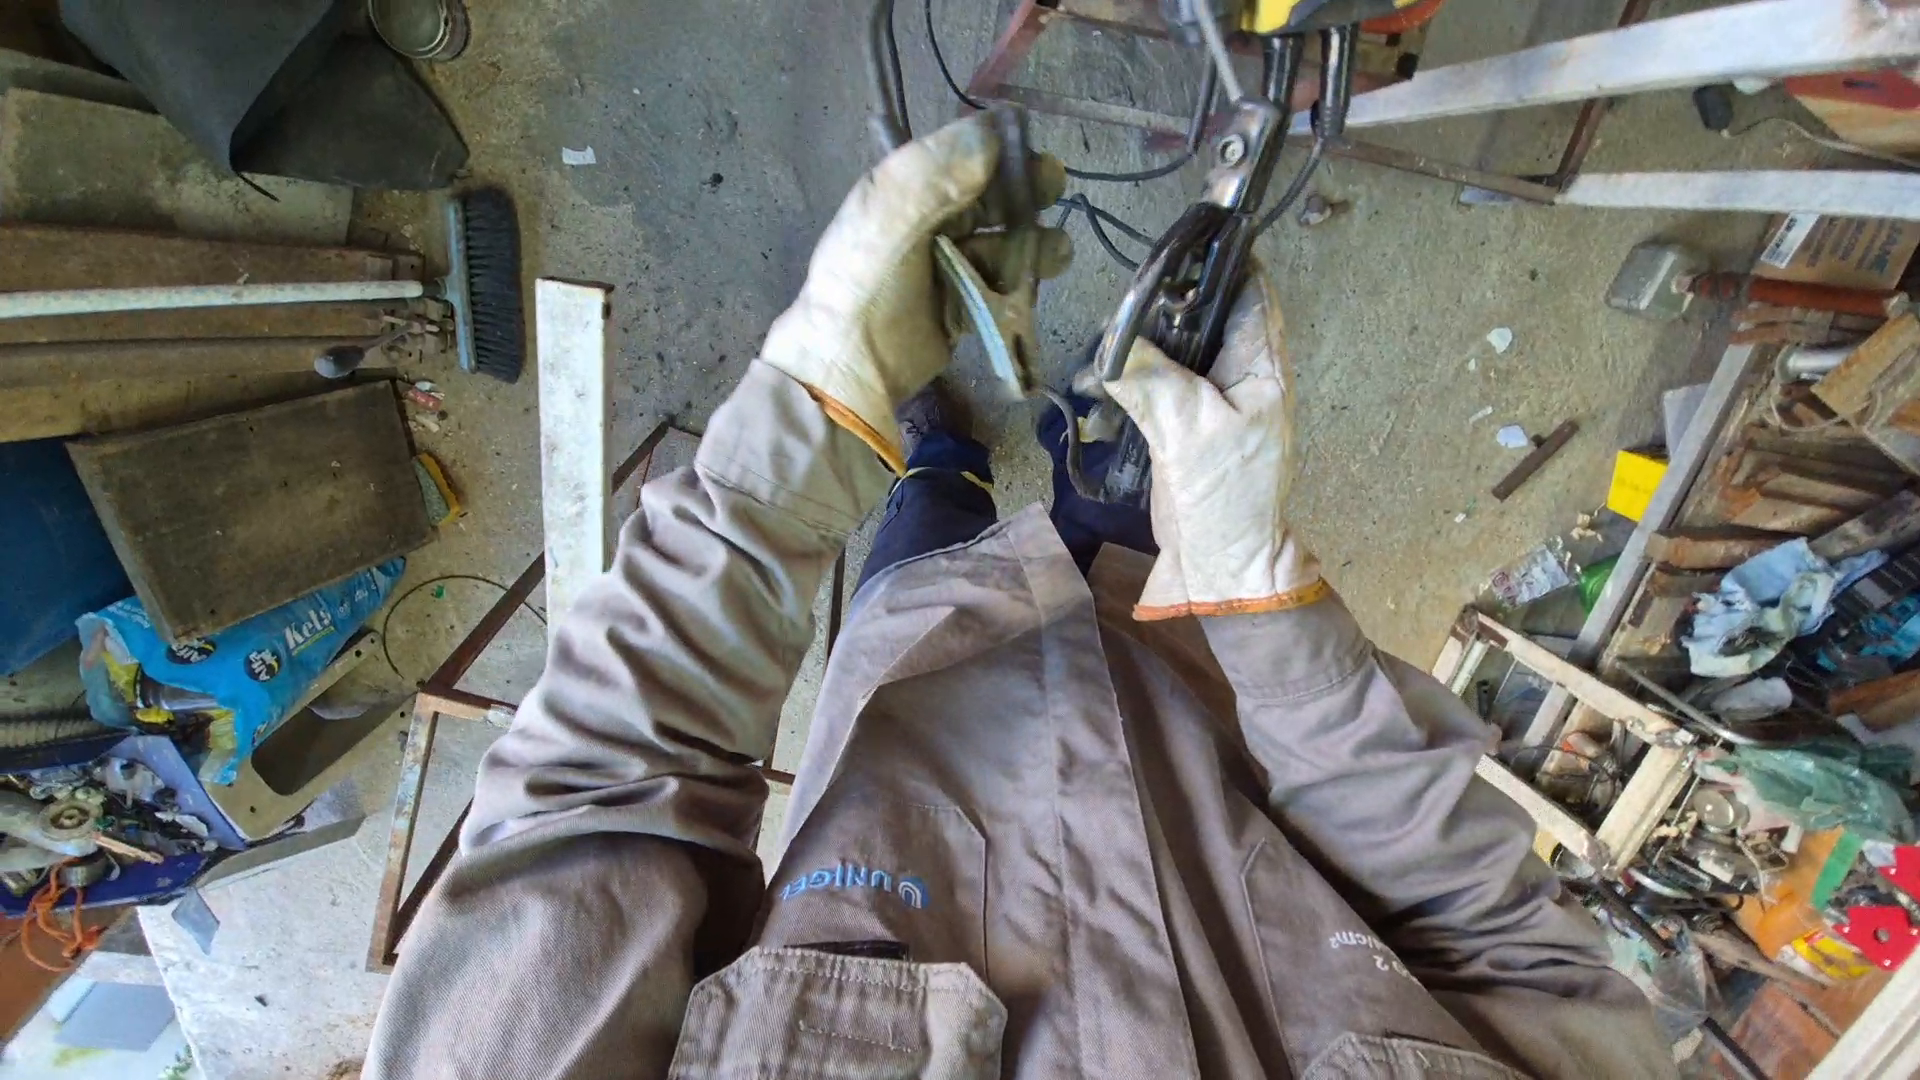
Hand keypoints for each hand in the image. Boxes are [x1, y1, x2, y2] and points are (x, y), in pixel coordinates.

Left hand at [760, 112, 1069, 472]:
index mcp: (903, 191)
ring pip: (998, 243)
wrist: (853, 366)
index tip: (1032, 150)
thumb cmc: (867, 287)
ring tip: (1058, 251)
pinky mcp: (959, 308)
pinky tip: (1035, 284)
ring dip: (1029, 242)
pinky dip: (1017, 283)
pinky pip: (995, 286)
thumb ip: (936, 174)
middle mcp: (925, 224)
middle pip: (985, 198)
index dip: (997, 148)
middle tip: (1055, 188)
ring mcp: (944, 268)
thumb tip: (994, 133)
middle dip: (1022, 192)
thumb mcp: (891, 218)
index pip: (958, 154)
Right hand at [1103, 270, 1326, 619]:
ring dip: (1144, 340)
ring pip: (1177, 350)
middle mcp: (1239, 375)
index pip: (1248, 292)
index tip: (1174, 244)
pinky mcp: (1183, 424)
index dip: (1217, 262)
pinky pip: (1159, 383)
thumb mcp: (1191, 434)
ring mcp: (1210, 400)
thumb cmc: (1225, 497)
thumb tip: (1111, 344)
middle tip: (1122, 297)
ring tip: (1105, 336)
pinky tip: (1104, 375)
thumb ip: (1154, 382)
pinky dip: (1133, 375)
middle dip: (1166, 302)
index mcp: (1261, 368)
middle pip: (1205, 316)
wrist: (1220, 560)